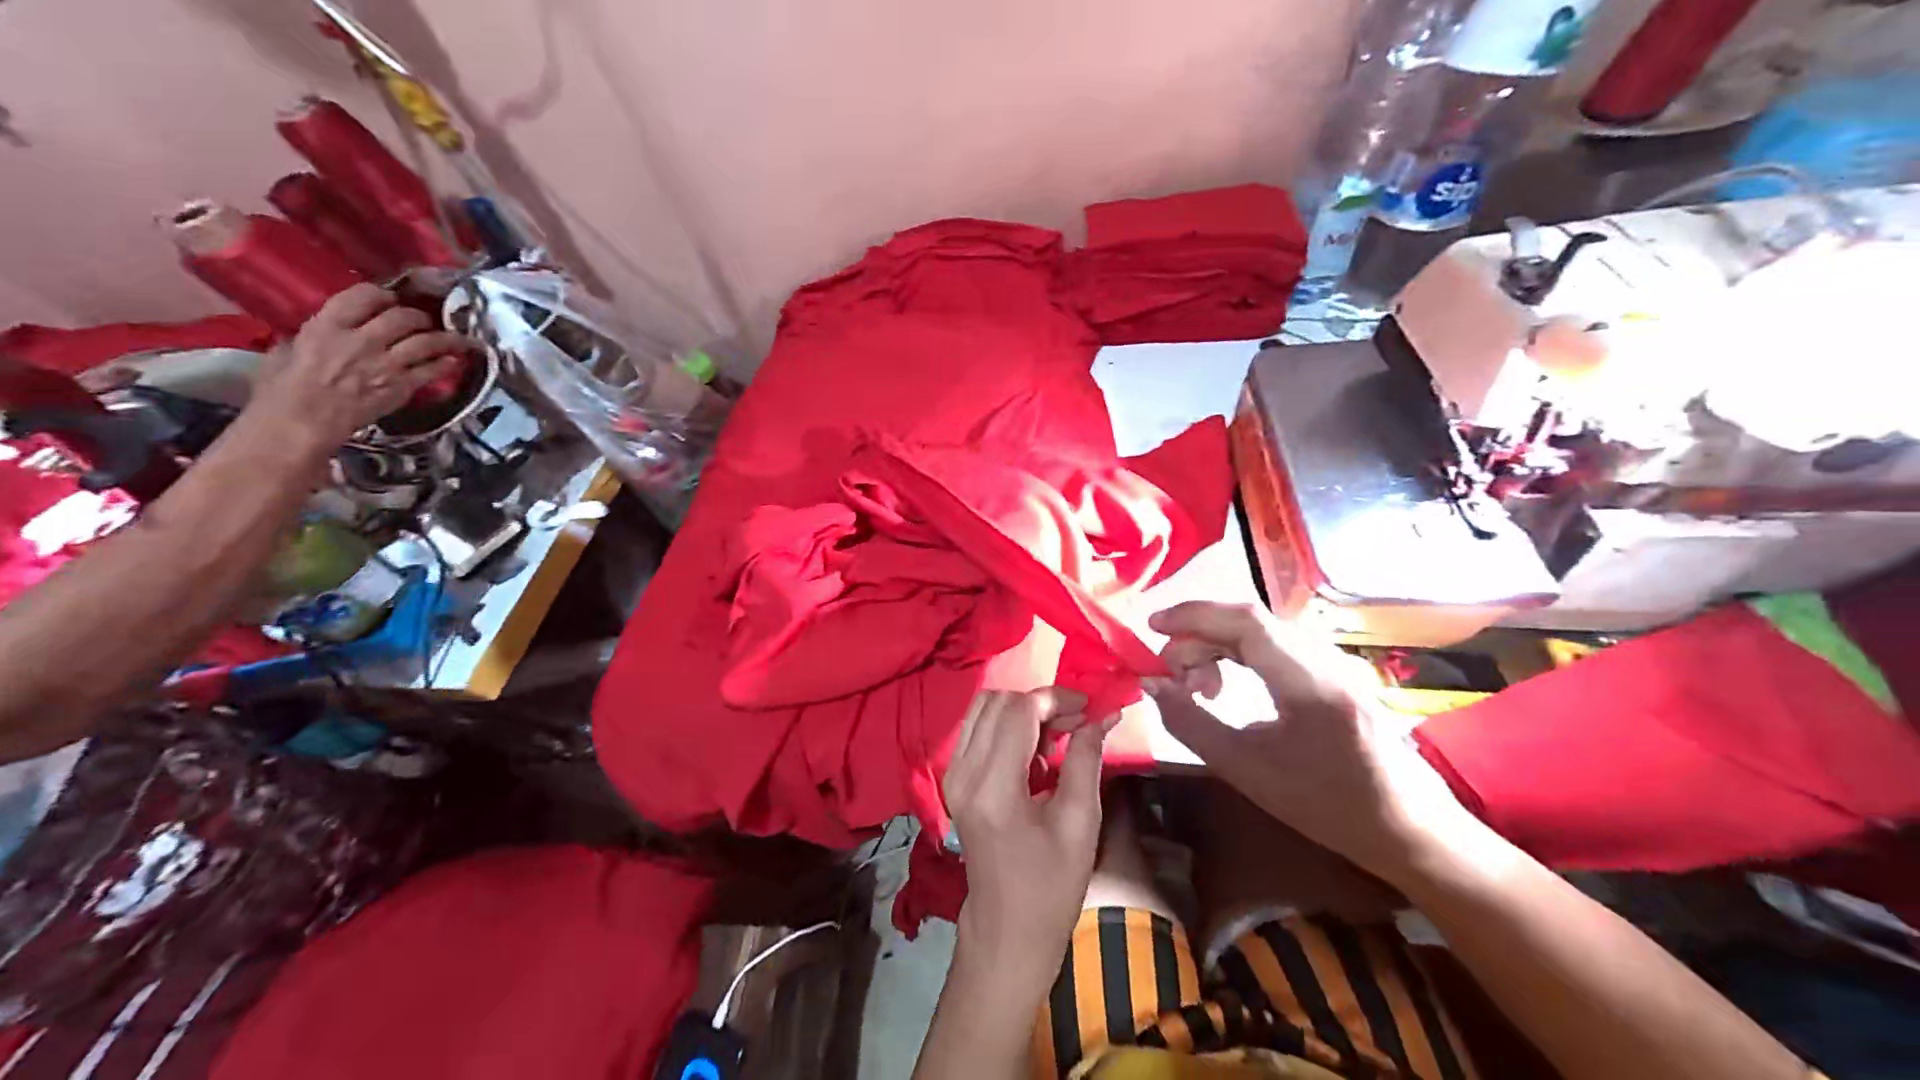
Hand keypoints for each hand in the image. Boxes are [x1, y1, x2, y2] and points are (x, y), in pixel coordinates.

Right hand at [247, 283, 469, 449]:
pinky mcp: (402, 386)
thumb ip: (310, 337)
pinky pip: (432, 371)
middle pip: (402, 317)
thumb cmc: (282, 389)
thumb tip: (323, 332)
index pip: (363, 296)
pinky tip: (455, 361)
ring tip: (455, 338)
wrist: (302, 422)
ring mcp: (386, 364)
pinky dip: (447, 364)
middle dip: (417, 315)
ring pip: (425, 342)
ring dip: (445, 338)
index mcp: (327, 326)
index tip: (390, 297)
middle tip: (422, 320)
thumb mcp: (285, 350)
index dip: (382, 294)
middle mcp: (362, 340)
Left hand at [945, 688, 1109, 968]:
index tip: (1090, 707)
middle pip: (997, 701)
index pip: (1018, 710)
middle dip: (1040, 702)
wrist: (1007, 927)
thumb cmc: (1051, 885)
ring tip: (1059, 735)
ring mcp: (953, 774)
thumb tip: (1104, 714)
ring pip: (984, 708)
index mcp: (993, 786)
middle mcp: (963, 772)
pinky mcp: (954, 778)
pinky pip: (978, 728)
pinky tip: (1036, 751)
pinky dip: (1008, 725)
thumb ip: (1087, 760)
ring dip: (1023, 710)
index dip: (1056, 698)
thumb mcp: (1080, 823)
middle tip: (1077, 723)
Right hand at [1145, 602, 1481, 886]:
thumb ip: (1190, 722)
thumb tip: (1151, 684)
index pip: (1245, 622)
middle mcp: (1329, 660)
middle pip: (1250, 622)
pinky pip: (1277, 645)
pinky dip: (1241, 654)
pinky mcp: (1338, 669)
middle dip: (1199, 637)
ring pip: (1262, 631)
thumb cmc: (1327, 807)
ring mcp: (1339, 662)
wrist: (1409, 828)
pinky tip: (1228, 685)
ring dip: (1218, 646)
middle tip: (1170, 675)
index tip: (1153, 628)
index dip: (1193, 616)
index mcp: (1311, 685)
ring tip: (1199, 687)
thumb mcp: (1246, 771)